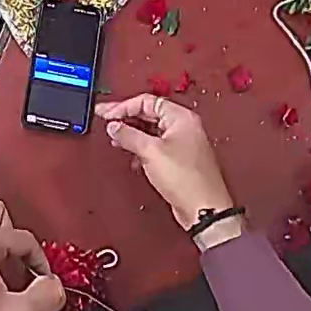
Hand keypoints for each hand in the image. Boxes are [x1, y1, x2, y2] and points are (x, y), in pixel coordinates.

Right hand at [96, 94, 241, 245]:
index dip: (124, 107)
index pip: (147, 101)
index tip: (108, 114)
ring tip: (116, 138)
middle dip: (126, 118)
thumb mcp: (151, 151)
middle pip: (149, 114)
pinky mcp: (179, 159)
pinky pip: (156, 145)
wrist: (203, 208)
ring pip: (151, 130)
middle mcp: (184, 127)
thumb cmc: (188, 179)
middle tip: (107, 121)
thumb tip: (114, 126)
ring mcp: (182, 143)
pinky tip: (132, 155)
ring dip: (132, 134)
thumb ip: (129, 135)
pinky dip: (141, 148)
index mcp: (181, 117)